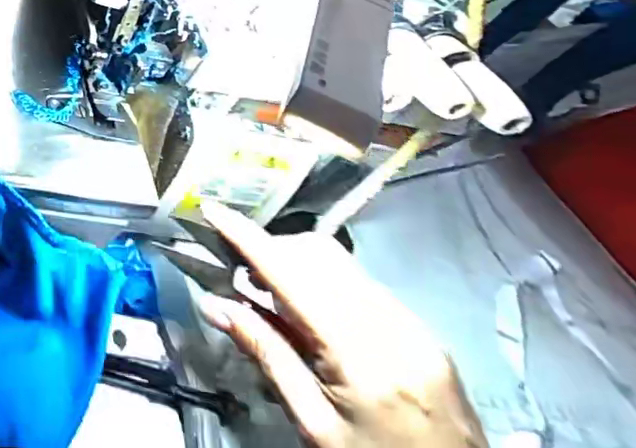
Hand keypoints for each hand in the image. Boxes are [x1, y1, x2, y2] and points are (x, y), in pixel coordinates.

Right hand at [195, 202, 486, 447]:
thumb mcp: (315, 425)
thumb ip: (267, 356)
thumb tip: (213, 303)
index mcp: (363, 357)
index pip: (292, 276)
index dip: (247, 239)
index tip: (212, 210)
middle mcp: (395, 328)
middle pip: (318, 254)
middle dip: (270, 250)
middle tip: (238, 273)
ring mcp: (415, 328)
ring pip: (340, 262)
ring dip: (296, 262)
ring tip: (271, 295)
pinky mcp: (424, 333)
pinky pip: (362, 283)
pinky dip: (325, 281)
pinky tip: (311, 313)